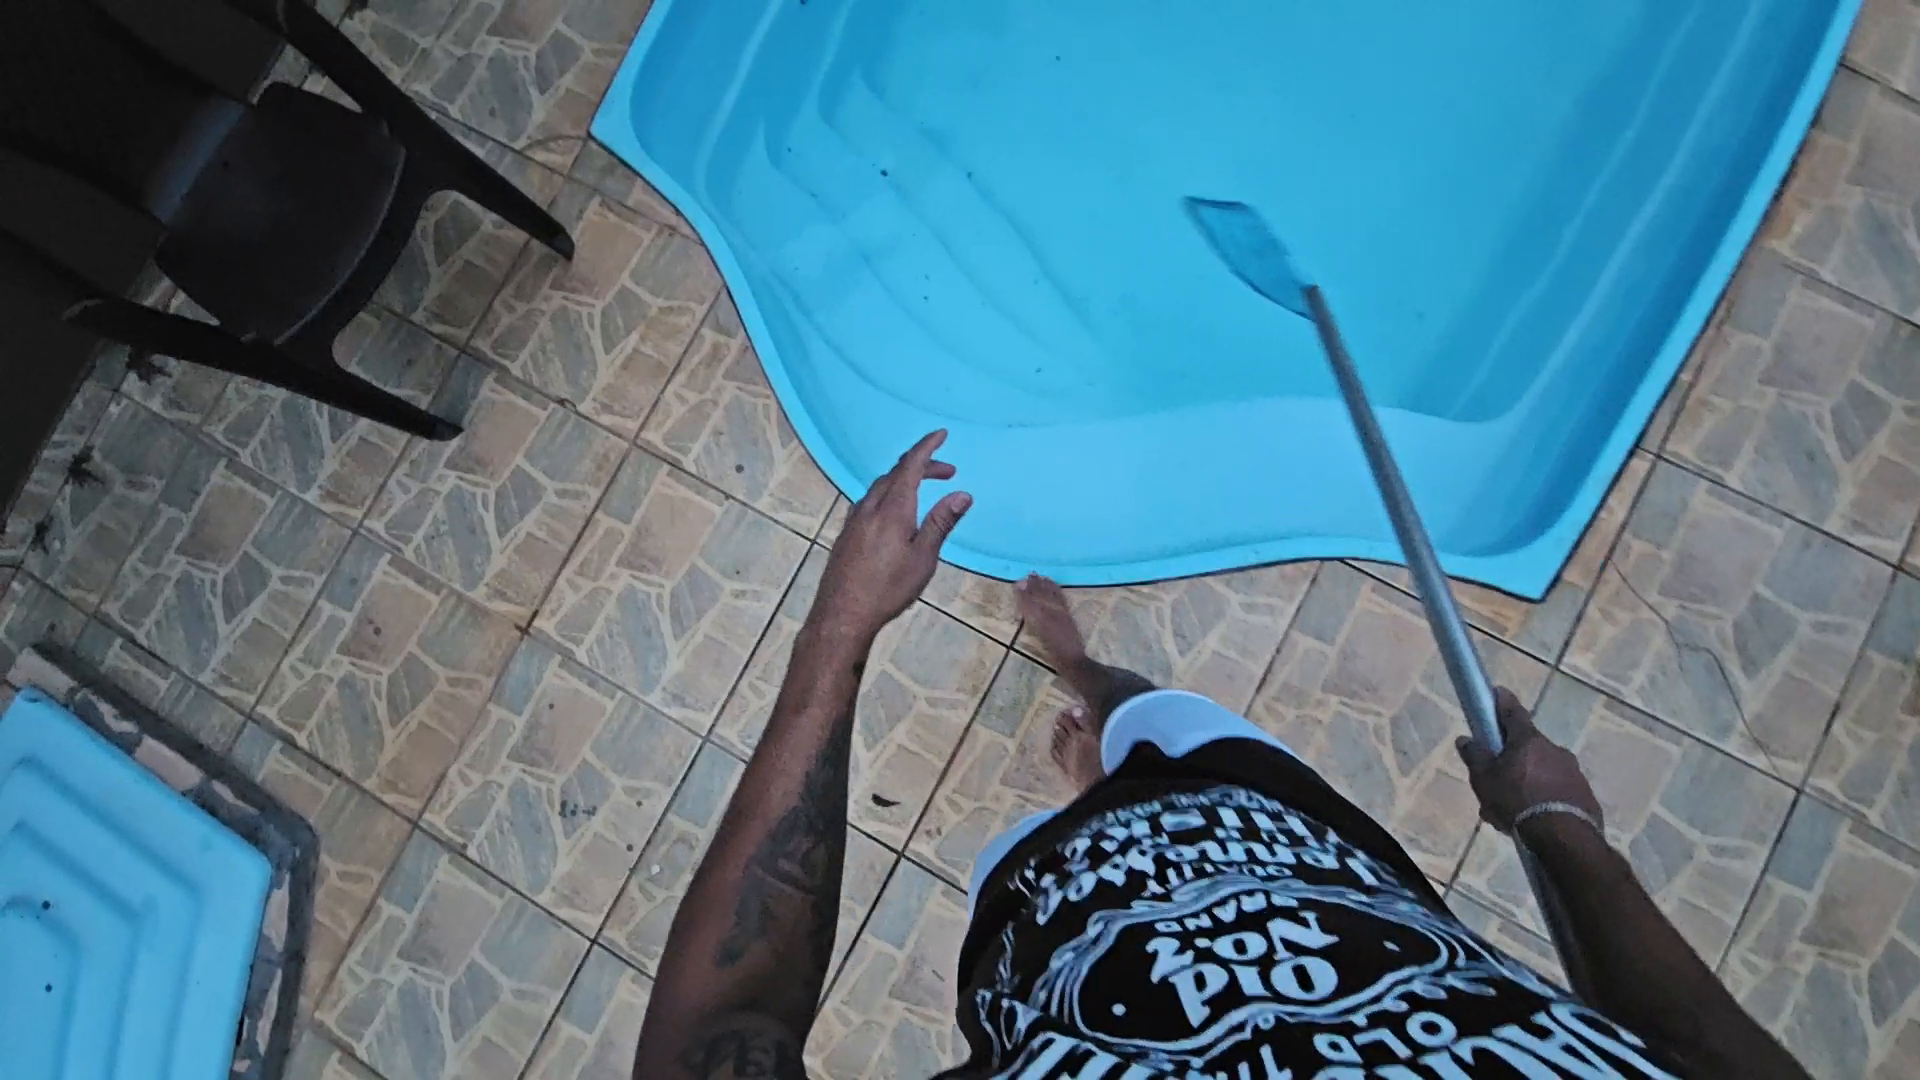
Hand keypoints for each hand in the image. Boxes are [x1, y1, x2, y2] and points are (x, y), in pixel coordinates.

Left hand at [812, 430, 971, 640]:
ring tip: (924, 488)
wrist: (842, 614)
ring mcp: (854, 520)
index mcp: (892, 509)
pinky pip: (869, 500)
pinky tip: (895, 512)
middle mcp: (870, 507)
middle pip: (895, 473)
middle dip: (921, 465)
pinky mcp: (846, 533)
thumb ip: (941, 522)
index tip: (941, 434)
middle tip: (947, 472)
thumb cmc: (888, 589)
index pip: (910, 466)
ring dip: (903, 479)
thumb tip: (963, 493)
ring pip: (880, 487)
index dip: (926, 447)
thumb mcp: (923, 558)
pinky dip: (889, 493)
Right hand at [1454, 688, 1602, 835]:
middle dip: (1511, 757)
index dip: (1502, 701)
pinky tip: (1529, 817)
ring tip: (1508, 806)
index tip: (1496, 691)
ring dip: (1525, 780)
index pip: (1513, 712)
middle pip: (1527, 746)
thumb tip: (1466, 739)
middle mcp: (1555, 750)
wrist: (1563, 839)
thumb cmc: (1516, 800)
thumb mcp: (1483, 778)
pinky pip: (1556, 790)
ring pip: (1541, 770)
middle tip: (1494, 776)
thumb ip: (1475, 756)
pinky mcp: (1585, 797)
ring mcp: (1574, 773)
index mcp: (1528, 741)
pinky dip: (1542, 797)